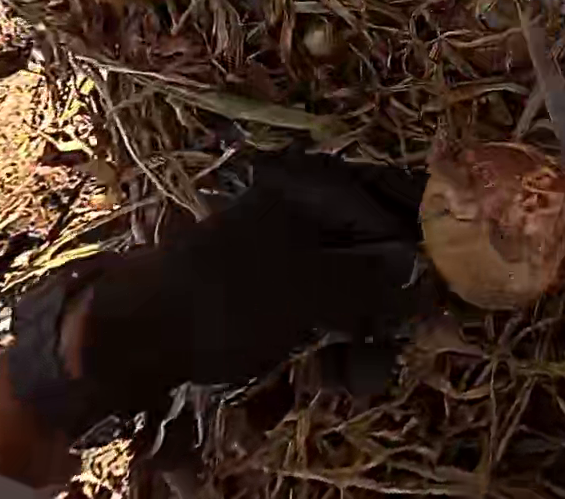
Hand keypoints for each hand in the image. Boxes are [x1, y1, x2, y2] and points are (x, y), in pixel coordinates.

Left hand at [13, 152, 425, 438]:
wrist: (125, 346)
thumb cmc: (224, 299)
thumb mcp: (307, 290)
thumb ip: (374, 283)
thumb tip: (432, 280)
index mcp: (312, 188)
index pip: (390, 203)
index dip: (419, 249)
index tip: (438, 295)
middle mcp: (307, 210)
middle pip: (376, 246)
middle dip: (392, 300)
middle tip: (402, 342)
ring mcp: (292, 251)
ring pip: (353, 283)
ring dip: (368, 331)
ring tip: (363, 375)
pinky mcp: (279, 290)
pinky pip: (326, 308)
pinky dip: (338, 341)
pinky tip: (338, 374)